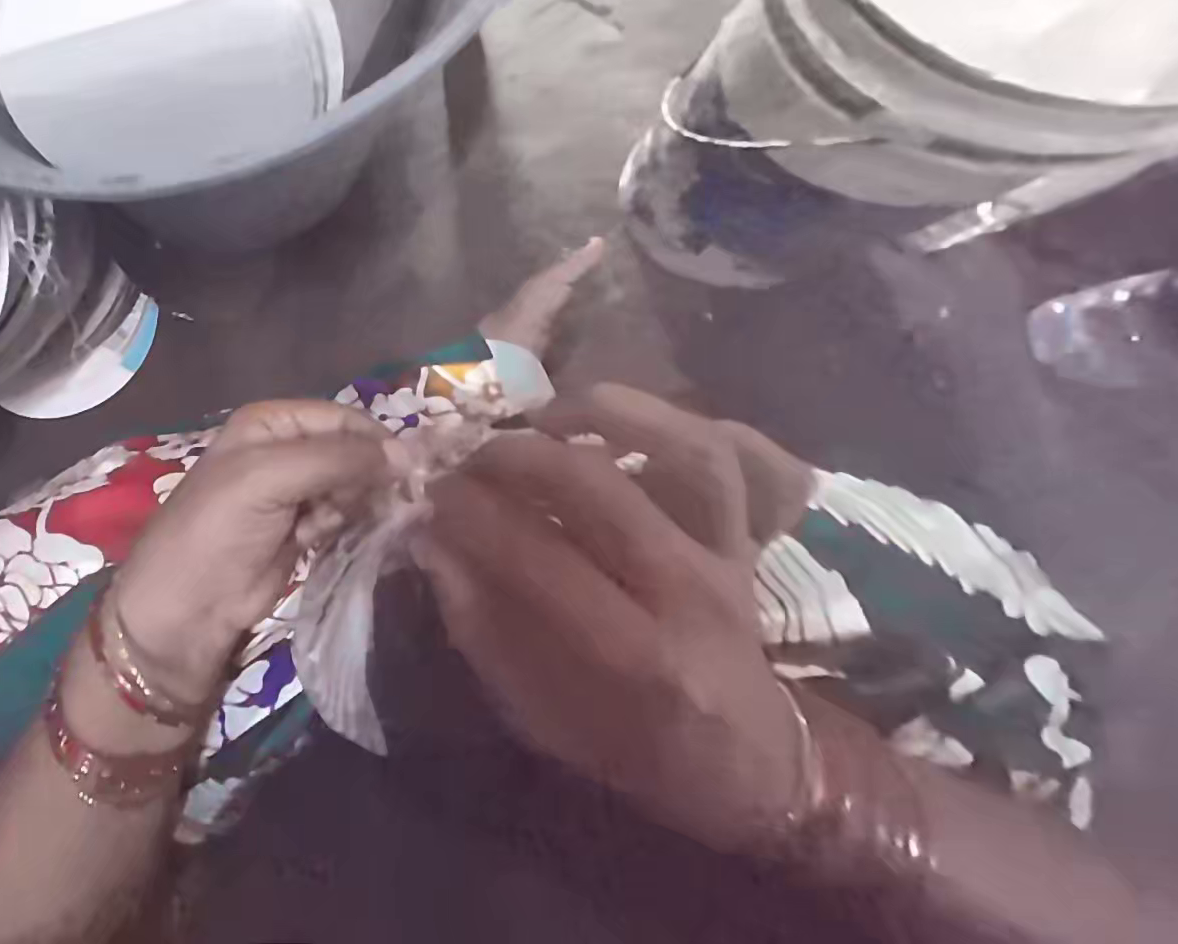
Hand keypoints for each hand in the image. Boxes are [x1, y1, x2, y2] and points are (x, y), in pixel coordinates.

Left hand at [112, 401, 395, 701]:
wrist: (190, 603)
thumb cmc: (222, 527)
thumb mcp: (271, 477)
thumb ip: (337, 459)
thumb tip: (404, 455)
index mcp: (271, 422)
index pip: (340, 417)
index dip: (373, 440)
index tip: (405, 470)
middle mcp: (284, 449)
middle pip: (349, 451)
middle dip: (361, 476)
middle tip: (359, 504)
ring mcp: (293, 491)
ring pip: (350, 485)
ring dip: (349, 505)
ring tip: (322, 524)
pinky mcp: (303, 528)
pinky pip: (342, 515)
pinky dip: (339, 525)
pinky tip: (314, 538)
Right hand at [417, 384, 814, 851]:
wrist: (747, 763)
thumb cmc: (624, 744)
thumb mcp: (531, 707)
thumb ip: (478, 623)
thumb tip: (430, 541)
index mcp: (635, 655)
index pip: (539, 557)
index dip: (474, 516)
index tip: (430, 497)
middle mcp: (690, 591)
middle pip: (600, 487)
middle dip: (516, 458)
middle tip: (469, 457)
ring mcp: (730, 555)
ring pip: (688, 451)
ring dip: (606, 414)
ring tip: (543, 414)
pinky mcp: (746, 537)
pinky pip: (742, 459)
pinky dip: (683, 426)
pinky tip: (620, 425)